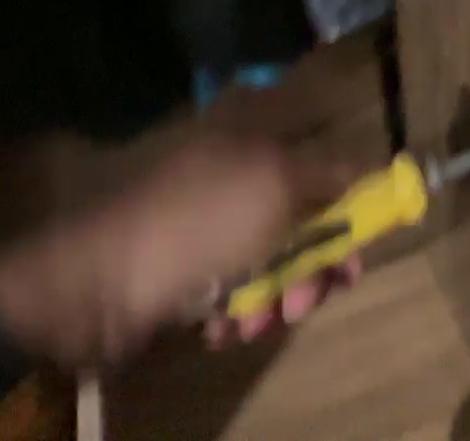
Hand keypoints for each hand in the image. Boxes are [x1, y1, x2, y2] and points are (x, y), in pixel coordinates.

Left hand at [0, 131, 355, 364]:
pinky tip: (222, 330)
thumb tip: (376, 162)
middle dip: (314, 266)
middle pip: (304, 218)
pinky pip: (235, 288)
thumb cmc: (198, 222)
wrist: (93, 283)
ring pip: (272, 260)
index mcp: (258, 139)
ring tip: (256, 323)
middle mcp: (238, 173)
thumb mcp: (276, 185)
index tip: (362, 245)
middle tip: (310, 300)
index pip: (325, 160)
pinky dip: (237, 312)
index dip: (353, 201)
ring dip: (276, 298)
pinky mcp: (188, 267)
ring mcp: (210, 222)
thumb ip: (331, 173)